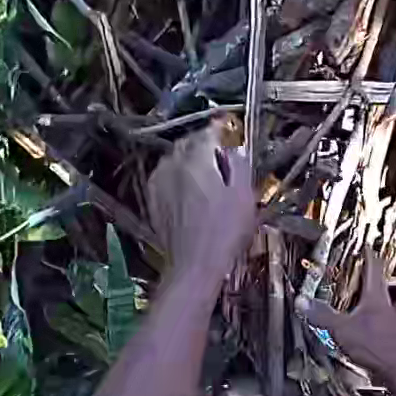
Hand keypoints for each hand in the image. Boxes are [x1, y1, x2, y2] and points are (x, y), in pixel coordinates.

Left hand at [146, 122, 255, 288]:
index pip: (208, 132)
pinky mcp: (152, 198)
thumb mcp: (244, 195)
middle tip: (222, 156)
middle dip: (205, 145)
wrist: (194, 265)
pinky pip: (167, 177)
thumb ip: (239, 165)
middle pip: (188, 143)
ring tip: (207, 174)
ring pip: (175, 159)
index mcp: (196, 159)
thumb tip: (235, 149)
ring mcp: (158, 181)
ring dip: (190, 161)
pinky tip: (191, 192)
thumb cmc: (225, 231)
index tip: (230, 131)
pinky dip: (179, 177)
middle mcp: (172, 164)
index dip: (221, 130)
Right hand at [296, 257, 395, 378]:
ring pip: (377, 300)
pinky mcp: (388, 335)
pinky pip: (375, 318)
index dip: (368, 254)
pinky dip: (366, 313)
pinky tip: (358, 321)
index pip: (373, 267)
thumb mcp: (343, 329)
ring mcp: (389, 320)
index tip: (364, 245)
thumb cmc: (375, 346)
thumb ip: (322, 315)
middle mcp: (384, 305)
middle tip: (355, 266)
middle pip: (376, 282)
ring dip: (365, 294)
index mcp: (375, 296)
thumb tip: (301, 300)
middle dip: (366, 273)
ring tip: (353, 291)